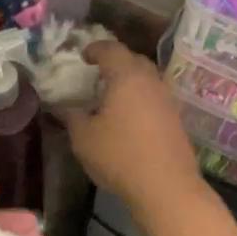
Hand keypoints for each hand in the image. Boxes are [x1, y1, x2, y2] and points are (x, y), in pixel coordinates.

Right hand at [58, 41, 206, 214]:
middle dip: (114, 63)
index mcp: (126, 76)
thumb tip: (60, 106)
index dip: (94, 49)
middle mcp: (151, 80)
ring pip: (147, 79)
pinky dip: (140, 99)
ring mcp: (167, 99)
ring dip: (129, 82)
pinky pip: (154, 98)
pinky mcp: (175, 118)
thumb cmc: (119, 156)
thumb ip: (71, 117)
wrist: (165, 186)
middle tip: (97, 75)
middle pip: (133, 60)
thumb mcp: (84, 138)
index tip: (83, 56)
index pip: (110, 49)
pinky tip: (129, 117)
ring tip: (112, 97)